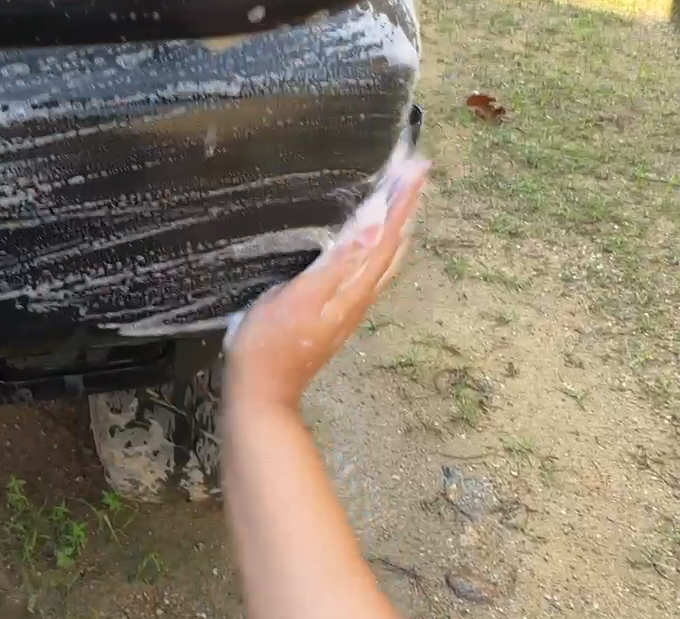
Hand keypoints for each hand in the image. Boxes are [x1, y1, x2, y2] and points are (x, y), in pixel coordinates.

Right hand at [225, 157, 430, 410]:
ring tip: (402, 201)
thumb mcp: (299, 297)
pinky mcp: (336, 317)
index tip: (417, 163)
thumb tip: (377, 226)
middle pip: (393, 248)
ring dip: (395, 229)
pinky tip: (370, 247)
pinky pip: (369, 275)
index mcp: (354, 288)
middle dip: (405, 209)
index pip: (388, 236)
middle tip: (415, 172)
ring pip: (384, 262)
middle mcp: (360, 297)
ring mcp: (349, 310)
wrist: (262, 393)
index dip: (403, 200)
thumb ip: (338, 262)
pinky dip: (378, 251)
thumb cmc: (269, 344)